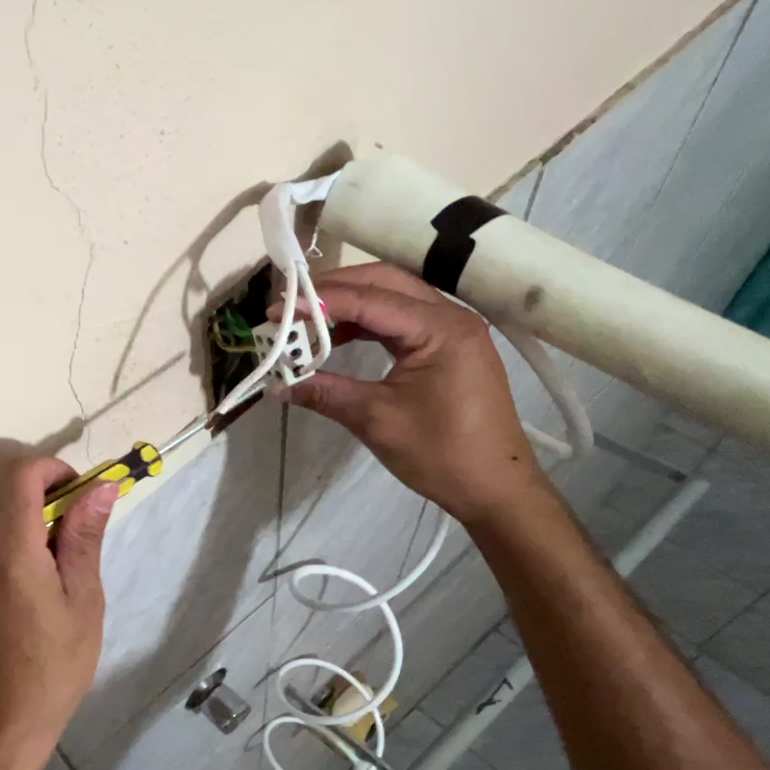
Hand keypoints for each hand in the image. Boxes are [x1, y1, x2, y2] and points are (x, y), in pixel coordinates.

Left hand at [0, 456, 114, 758]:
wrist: (3, 718)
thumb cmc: (54, 665)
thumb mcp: (83, 599)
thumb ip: (86, 537)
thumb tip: (101, 486)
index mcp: (11, 548)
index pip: (21, 476)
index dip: (55, 469)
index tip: (85, 492)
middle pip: (12, 494)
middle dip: (53, 497)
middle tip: (89, 534)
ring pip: (5, 517)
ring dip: (40, 522)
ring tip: (71, 568)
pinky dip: (24, 543)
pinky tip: (47, 583)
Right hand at [272, 263, 553, 525]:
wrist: (493, 486)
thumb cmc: (440, 453)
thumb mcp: (375, 420)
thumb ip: (325, 393)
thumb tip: (276, 386)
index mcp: (440, 329)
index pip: (369, 300)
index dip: (319, 302)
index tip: (276, 311)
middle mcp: (450, 317)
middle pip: (384, 283)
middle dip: (334, 289)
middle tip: (289, 305)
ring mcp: (451, 331)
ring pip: (392, 298)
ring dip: (348, 305)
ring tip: (306, 322)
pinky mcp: (446, 348)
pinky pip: (400, 321)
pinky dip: (365, 325)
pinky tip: (336, 340)